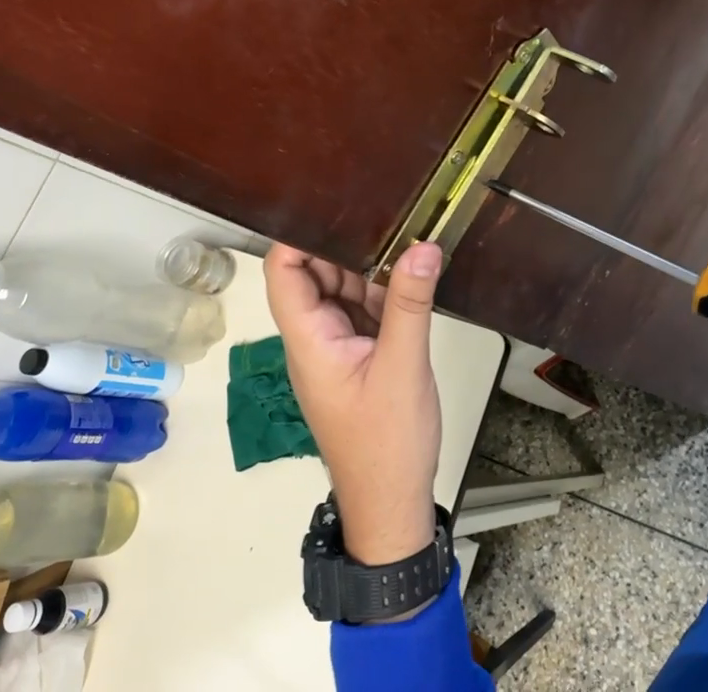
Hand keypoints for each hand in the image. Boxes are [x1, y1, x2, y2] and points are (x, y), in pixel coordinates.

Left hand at [265, 240, 443, 565]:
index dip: (299, 239)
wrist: (392, 502)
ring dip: (371, 269)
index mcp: (309, 341)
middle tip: (388, 210)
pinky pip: (366, 315)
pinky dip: (386, 294)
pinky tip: (413, 273)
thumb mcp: (403, 367)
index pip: (284, 276)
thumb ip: (410, 304)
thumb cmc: (387, 441)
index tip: (336, 204)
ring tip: (408, 231)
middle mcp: (317, 340)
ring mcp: (339, 351)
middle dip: (347, 247)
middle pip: (318, 279)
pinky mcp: (361, 361)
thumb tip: (423, 247)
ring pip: (345, 295)